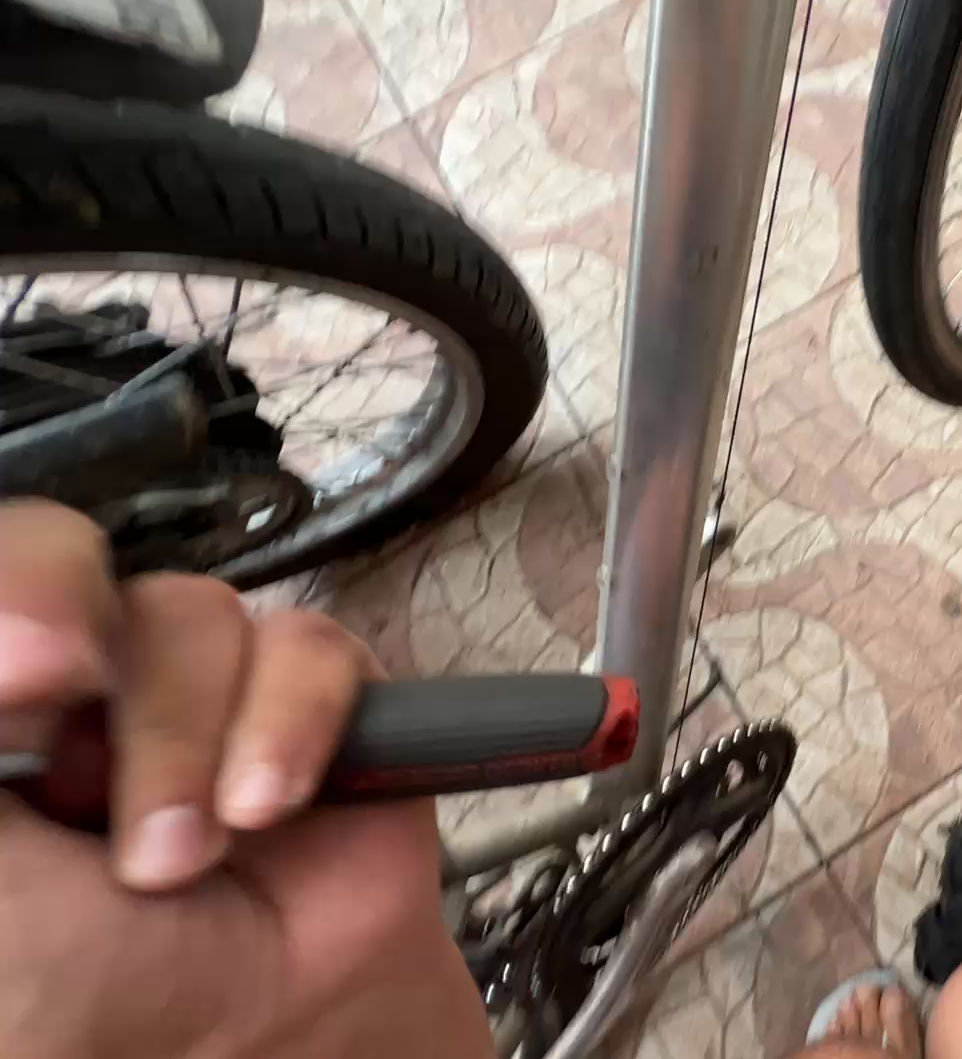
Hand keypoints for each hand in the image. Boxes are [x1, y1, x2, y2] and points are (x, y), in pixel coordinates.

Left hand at [0, 502, 492, 1058]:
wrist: (248, 1018)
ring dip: (193, 738)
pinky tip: (278, 803)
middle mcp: (82, 684)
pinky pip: (317, 648)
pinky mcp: (327, 692)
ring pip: (201, 614)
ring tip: (196, 846)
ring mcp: (213, 682)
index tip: (17, 676)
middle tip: (55, 684)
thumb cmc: (50, 985)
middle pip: (64, 552)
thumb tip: (15, 648)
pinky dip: (297, 723)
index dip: (5, 592)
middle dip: (63, 608)